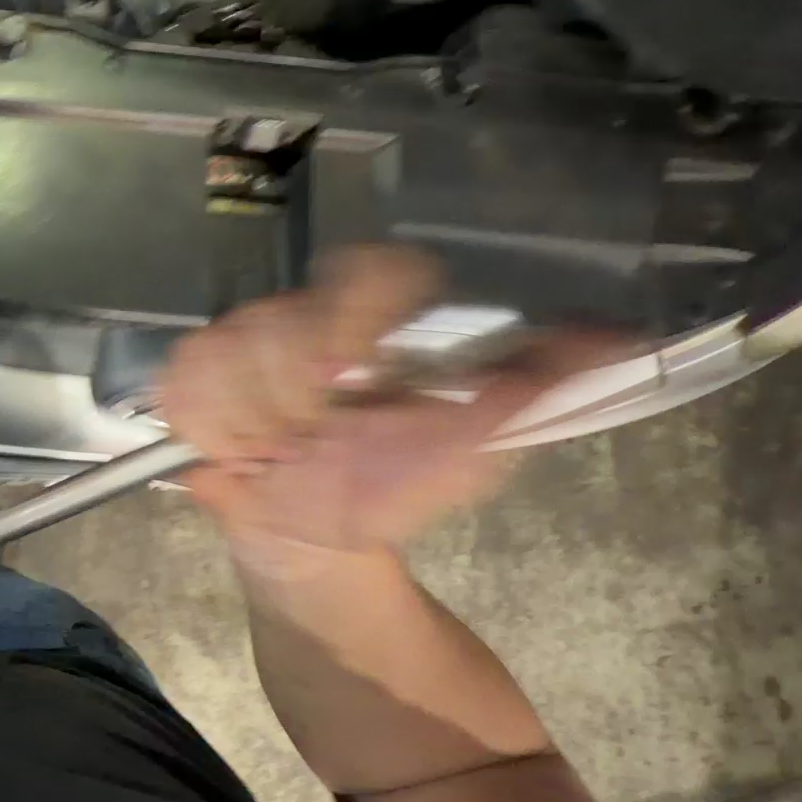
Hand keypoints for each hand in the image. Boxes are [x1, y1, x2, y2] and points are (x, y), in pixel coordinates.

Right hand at [160, 247, 616, 577]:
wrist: (308, 531)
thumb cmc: (389, 487)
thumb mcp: (471, 452)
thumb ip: (528, 395)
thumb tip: (615, 338)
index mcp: (373, 321)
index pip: (370, 270)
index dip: (360, 310)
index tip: (362, 373)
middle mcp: (301, 314)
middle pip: (285, 321)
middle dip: (300, 396)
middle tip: (317, 436)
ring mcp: (234, 338)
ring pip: (231, 354)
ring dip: (257, 421)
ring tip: (277, 450)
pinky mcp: (186, 373)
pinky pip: (188, 386)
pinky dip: (214, 428)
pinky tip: (238, 450)